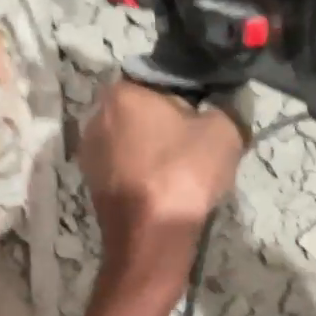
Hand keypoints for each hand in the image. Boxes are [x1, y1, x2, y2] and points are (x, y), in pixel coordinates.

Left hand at [78, 81, 246, 293]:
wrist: (151, 238)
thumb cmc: (183, 174)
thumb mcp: (224, 130)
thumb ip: (226, 107)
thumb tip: (223, 105)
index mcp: (122, 91)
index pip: (160, 77)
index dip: (189, 94)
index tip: (206, 114)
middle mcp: (96, 115)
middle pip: (144, 109)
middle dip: (170, 122)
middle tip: (199, 143)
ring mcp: (89, 151)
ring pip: (133, 138)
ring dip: (156, 148)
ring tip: (185, 169)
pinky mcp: (92, 182)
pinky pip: (125, 165)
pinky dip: (144, 171)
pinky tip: (166, 188)